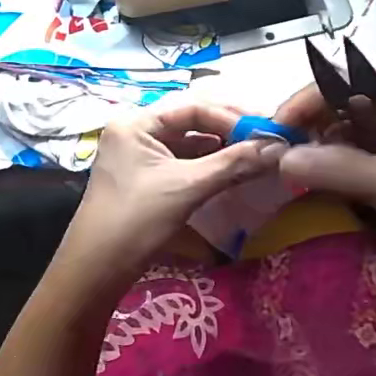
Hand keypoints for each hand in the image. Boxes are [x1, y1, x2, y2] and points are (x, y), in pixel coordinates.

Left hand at [60, 95, 282, 280]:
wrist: (97, 268)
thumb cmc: (137, 220)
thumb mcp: (187, 187)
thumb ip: (233, 163)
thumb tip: (279, 147)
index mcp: (136, 122)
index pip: (193, 107)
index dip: (232, 117)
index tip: (267, 131)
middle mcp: (135, 130)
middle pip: (190, 120)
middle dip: (230, 129)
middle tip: (267, 138)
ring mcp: (139, 154)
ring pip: (188, 141)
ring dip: (222, 147)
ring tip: (258, 153)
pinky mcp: (145, 176)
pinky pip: (182, 160)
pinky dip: (209, 163)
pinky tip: (235, 169)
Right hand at [274, 68, 375, 302]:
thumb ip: (342, 170)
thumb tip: (280, 158)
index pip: (336, 83)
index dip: (297, 106)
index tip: (268, 138)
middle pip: (341, 103)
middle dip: (312, 132)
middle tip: (286, 165)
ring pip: (352, 129)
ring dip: (333, 153)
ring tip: (317, 180)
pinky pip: (370, 149)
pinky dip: (354, 167)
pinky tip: (355, 191)